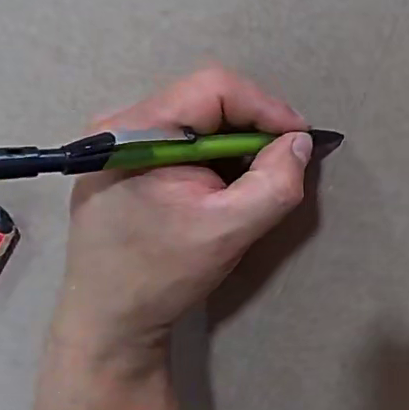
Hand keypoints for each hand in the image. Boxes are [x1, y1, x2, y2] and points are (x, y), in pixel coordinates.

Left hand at [55, 67, 313, 367]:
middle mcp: (121, 122)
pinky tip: (223, 183)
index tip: (298, 139)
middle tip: (283, 158)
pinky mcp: (123, 158)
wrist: (107, 320)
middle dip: (252, 125)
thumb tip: (300, 142)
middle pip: (204, 99)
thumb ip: (274, 183)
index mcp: (137, 131)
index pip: (214, 89)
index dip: (265, 107)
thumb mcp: (229, 232)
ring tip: (256, 174)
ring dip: (235, 140)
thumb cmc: (161, 276)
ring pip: (195, 117)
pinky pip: (181, 135)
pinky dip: (214, 152)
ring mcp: (119, 140)